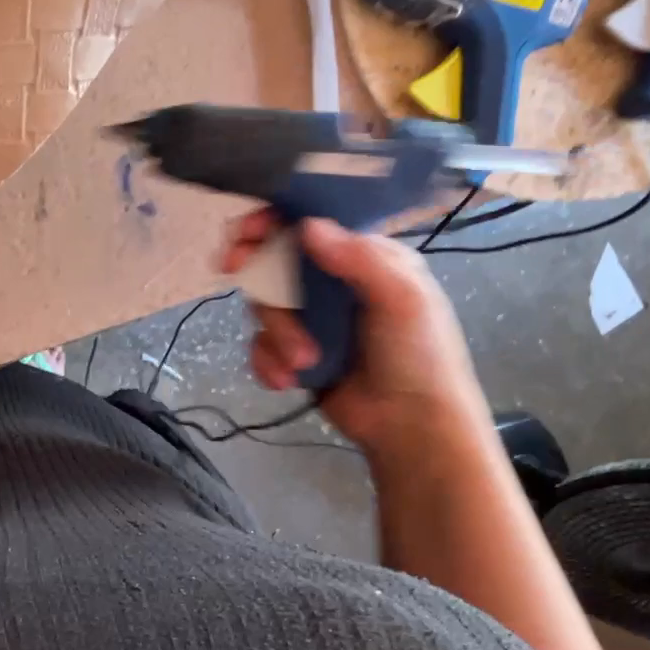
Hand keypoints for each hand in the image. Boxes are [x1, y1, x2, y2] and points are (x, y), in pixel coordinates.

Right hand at [220, 212, 488, 452]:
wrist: (410, 425)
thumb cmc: (419, 355)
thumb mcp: (403, 299)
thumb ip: (359, 260)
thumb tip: (308, 226)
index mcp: (362, 259)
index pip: (309, 226)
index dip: (272, 223)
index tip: (245, 232)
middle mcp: (331, 284)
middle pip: (274, 265)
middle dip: (258, 276)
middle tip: (229, 267)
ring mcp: (310, 320)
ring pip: (264, 310)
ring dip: (276, 335)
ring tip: (304, 362)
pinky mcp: (293, 353)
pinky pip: (259, 347)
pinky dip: (267, 363)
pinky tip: (287, 382)